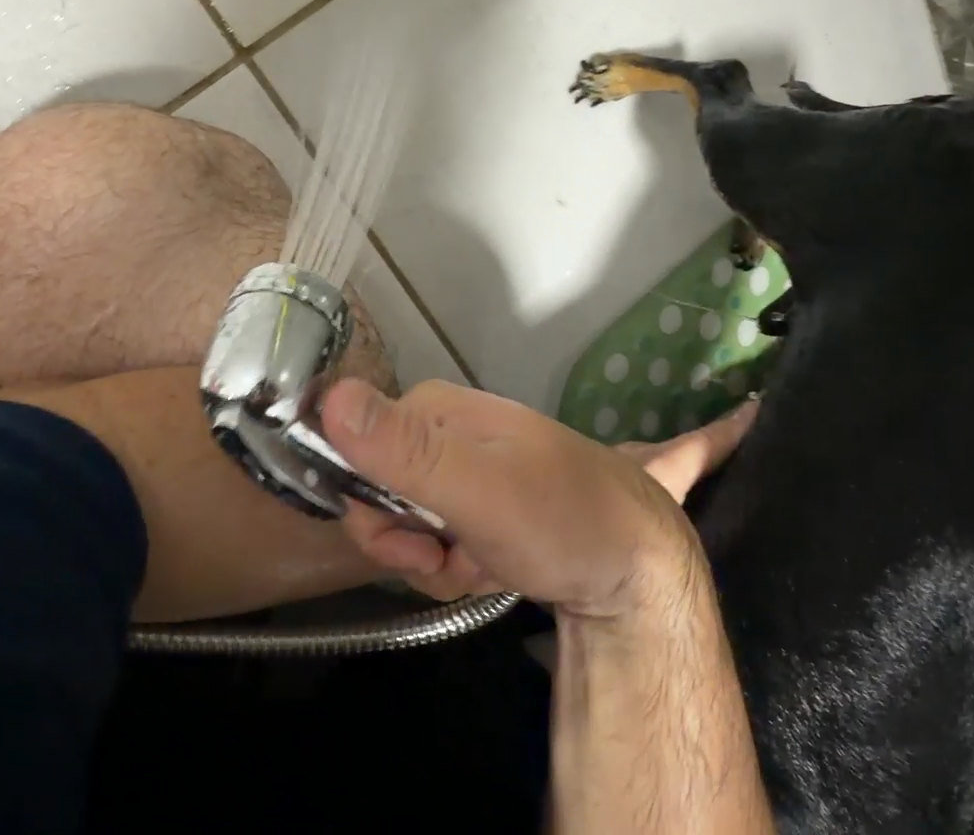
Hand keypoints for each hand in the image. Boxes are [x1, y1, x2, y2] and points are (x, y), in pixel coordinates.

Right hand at [319, 379, 755, 618]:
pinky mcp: (489, 509)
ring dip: (436, 560)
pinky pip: (442, 539)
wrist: (642, 577)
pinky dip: (459, 566)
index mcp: (445, 408)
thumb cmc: (565, 521)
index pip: (360, 444)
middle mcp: (453, 433)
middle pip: (382, 488)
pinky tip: (494, 571)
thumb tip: (330, 396)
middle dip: (407, 540)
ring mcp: (473, 472)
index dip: (369, 503)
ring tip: (483, 568)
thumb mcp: (478, 487)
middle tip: (446, 560)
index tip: (406, 543)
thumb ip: (403, 449)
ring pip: (410, 522)